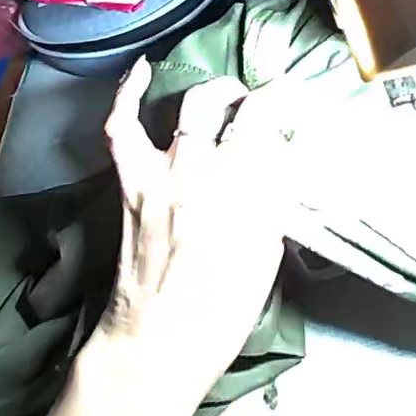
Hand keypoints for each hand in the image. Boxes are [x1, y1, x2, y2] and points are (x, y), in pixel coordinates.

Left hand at [96, 57, 286, 395]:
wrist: (155, 346)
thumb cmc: (222, 311)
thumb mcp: (268, 253)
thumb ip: (275, 197)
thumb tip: (279, 157)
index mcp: (247, 195)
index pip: (269, 123)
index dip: (283, 100)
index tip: (292, 95)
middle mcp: (207, 174)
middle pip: (236, 108)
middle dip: (255, 95)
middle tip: (262, 104)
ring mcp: (164, 175)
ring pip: (192, 107)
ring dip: (216, 92)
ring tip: (226, 94)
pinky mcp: (131, 183)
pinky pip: (123, 128)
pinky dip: (128, 94)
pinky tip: (142, 69)